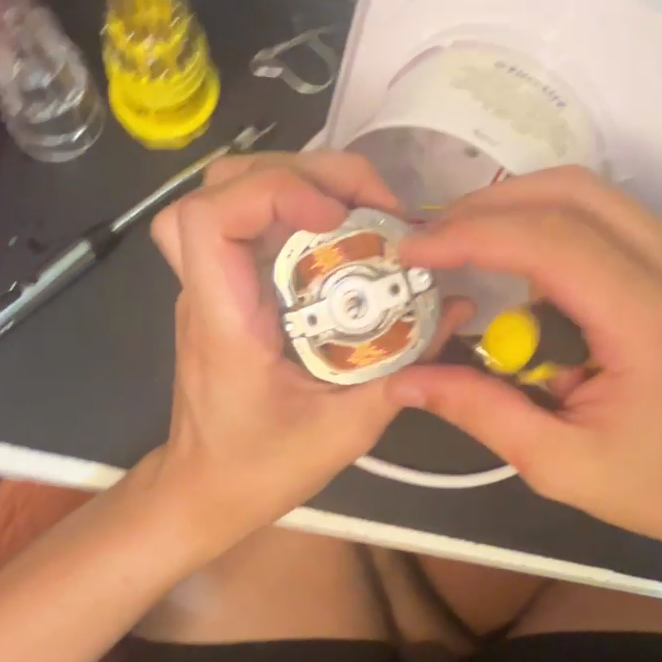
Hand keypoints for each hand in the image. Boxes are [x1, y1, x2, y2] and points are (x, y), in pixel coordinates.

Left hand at [140, 151, 409, 543]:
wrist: (204, 491)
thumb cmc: (259, 470)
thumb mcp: (342, 431)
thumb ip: (401, 372)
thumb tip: (457, 308)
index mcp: (223, 319)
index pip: (211, 216)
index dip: (274, 189)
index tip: (337, 213)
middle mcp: (207, 290)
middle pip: (222, 183)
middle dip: (302, 170)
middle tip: (370, 203)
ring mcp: (211, 288)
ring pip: (227, 194)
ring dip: (294, 182)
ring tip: (357, 208)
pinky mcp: (227, 294)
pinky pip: (246, 225)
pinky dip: (292, 212)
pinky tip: (339, 238)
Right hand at [386, 167, 661, 566]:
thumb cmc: (661, 487)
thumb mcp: (559, 465)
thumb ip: (481, 412)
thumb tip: (404, 379)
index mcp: (651, 321)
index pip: (550, 241)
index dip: (471, 234)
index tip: (412, 248)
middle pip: (571, 193)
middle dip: (487, 207)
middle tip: (428, 239)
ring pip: (590, 196)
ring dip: (518, 213)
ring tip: (460, 250)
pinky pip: (609, 221)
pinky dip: (551, 231)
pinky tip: (516, 273)